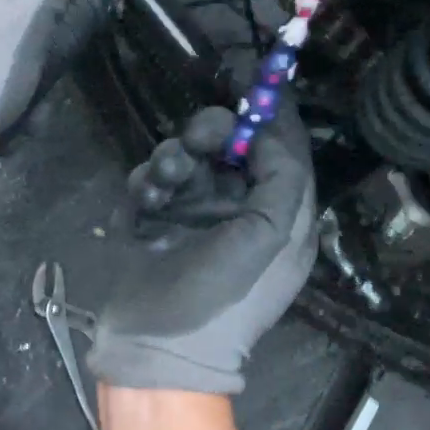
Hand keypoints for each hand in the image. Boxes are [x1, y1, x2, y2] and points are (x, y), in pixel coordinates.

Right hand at [87, 105, 318, 394]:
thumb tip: (268, 129)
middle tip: (198, 138)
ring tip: (164, 180)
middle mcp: (234, 210)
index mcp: (276, 216)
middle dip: (211, 134)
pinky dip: (146, 183)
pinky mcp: (150, 224)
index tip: (251, 83)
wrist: (157, 345)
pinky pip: (149, 183)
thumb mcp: (272, 235)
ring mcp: (189, 217)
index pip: (283, 151)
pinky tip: (145, 200)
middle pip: (226, 148)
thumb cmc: (224, 296)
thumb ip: (282, 174)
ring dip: (172, 160)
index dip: (270, 116)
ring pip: (183, 159)